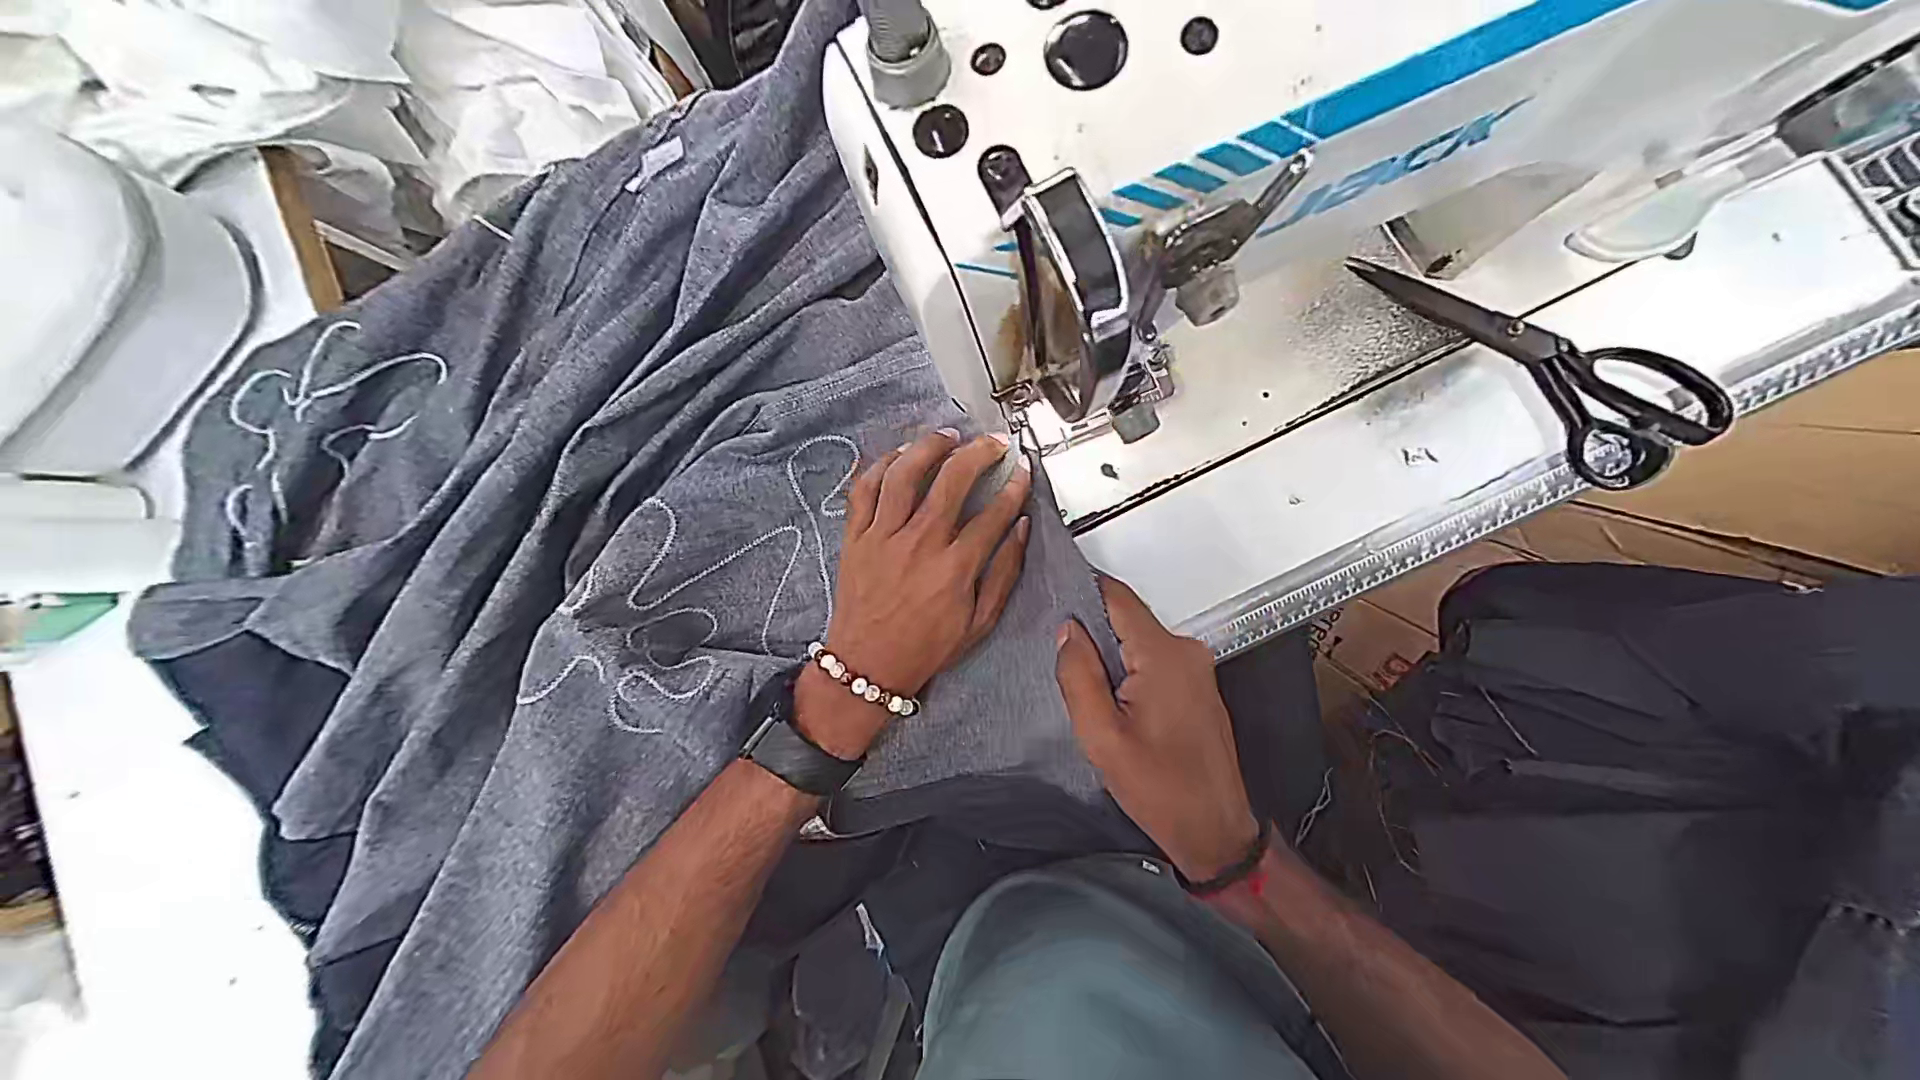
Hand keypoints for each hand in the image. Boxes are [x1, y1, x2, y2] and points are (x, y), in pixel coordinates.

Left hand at [796, 428, 1031, 757]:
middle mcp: (919, 544)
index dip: (1013, 486)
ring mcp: (883, 536)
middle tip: (991, 443)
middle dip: (979, 452)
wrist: (868, 664)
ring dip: (929, 447)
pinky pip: (865, 489)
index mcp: (954, 567)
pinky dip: (881, 465)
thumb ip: (1005, 573)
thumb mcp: (980, 622)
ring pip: (905, 474)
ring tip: (947, 436)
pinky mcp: (856, 536)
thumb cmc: (924, 646)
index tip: (1021, 472)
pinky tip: (898, 455)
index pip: (993, 512)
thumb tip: (1020, 530)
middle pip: (952, 479)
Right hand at [1055, 575, 1261, 880]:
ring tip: (1090, 691)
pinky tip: (1116, 704)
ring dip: (1110, 655)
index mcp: (1164, 656)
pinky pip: (1153, 658)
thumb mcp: (1101, 735)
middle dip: (1092, 632)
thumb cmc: (1164, 790)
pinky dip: (1128, 669)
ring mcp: (1196, 668)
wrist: (1213, 830)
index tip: (1054, 592)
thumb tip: (1068, 631)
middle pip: (1126, 617)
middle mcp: (1187, 652)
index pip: (1116, 596)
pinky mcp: (1197, 684)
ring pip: (1137, 640)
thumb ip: (1078, 674)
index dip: (1082, 589)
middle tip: (1064, 660)